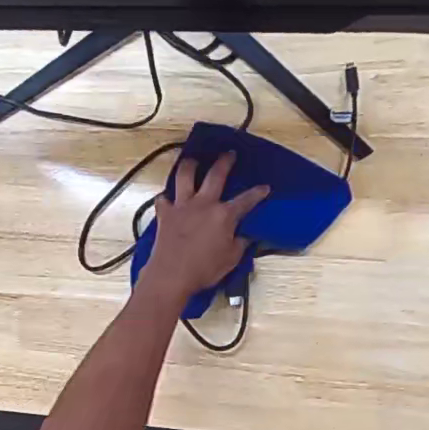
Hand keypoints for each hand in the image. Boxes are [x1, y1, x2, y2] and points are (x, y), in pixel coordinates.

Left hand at [137, 151, 269, 302]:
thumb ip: (240, 244)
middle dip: (225, 162)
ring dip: (190, 165)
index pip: (246, 200)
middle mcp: (203, 203)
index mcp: (224, 215)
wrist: (172, 275)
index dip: (257, 193)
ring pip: (185, 176)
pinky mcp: (165, 214)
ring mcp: (182, 206)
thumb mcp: (231, 259)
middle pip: (215, 175)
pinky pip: (163, 199)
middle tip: (229, 154)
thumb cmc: (204, 270)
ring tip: (193, 161)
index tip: (265, 187)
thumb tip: (246, 236)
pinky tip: (168, 198)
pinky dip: (166, 198)